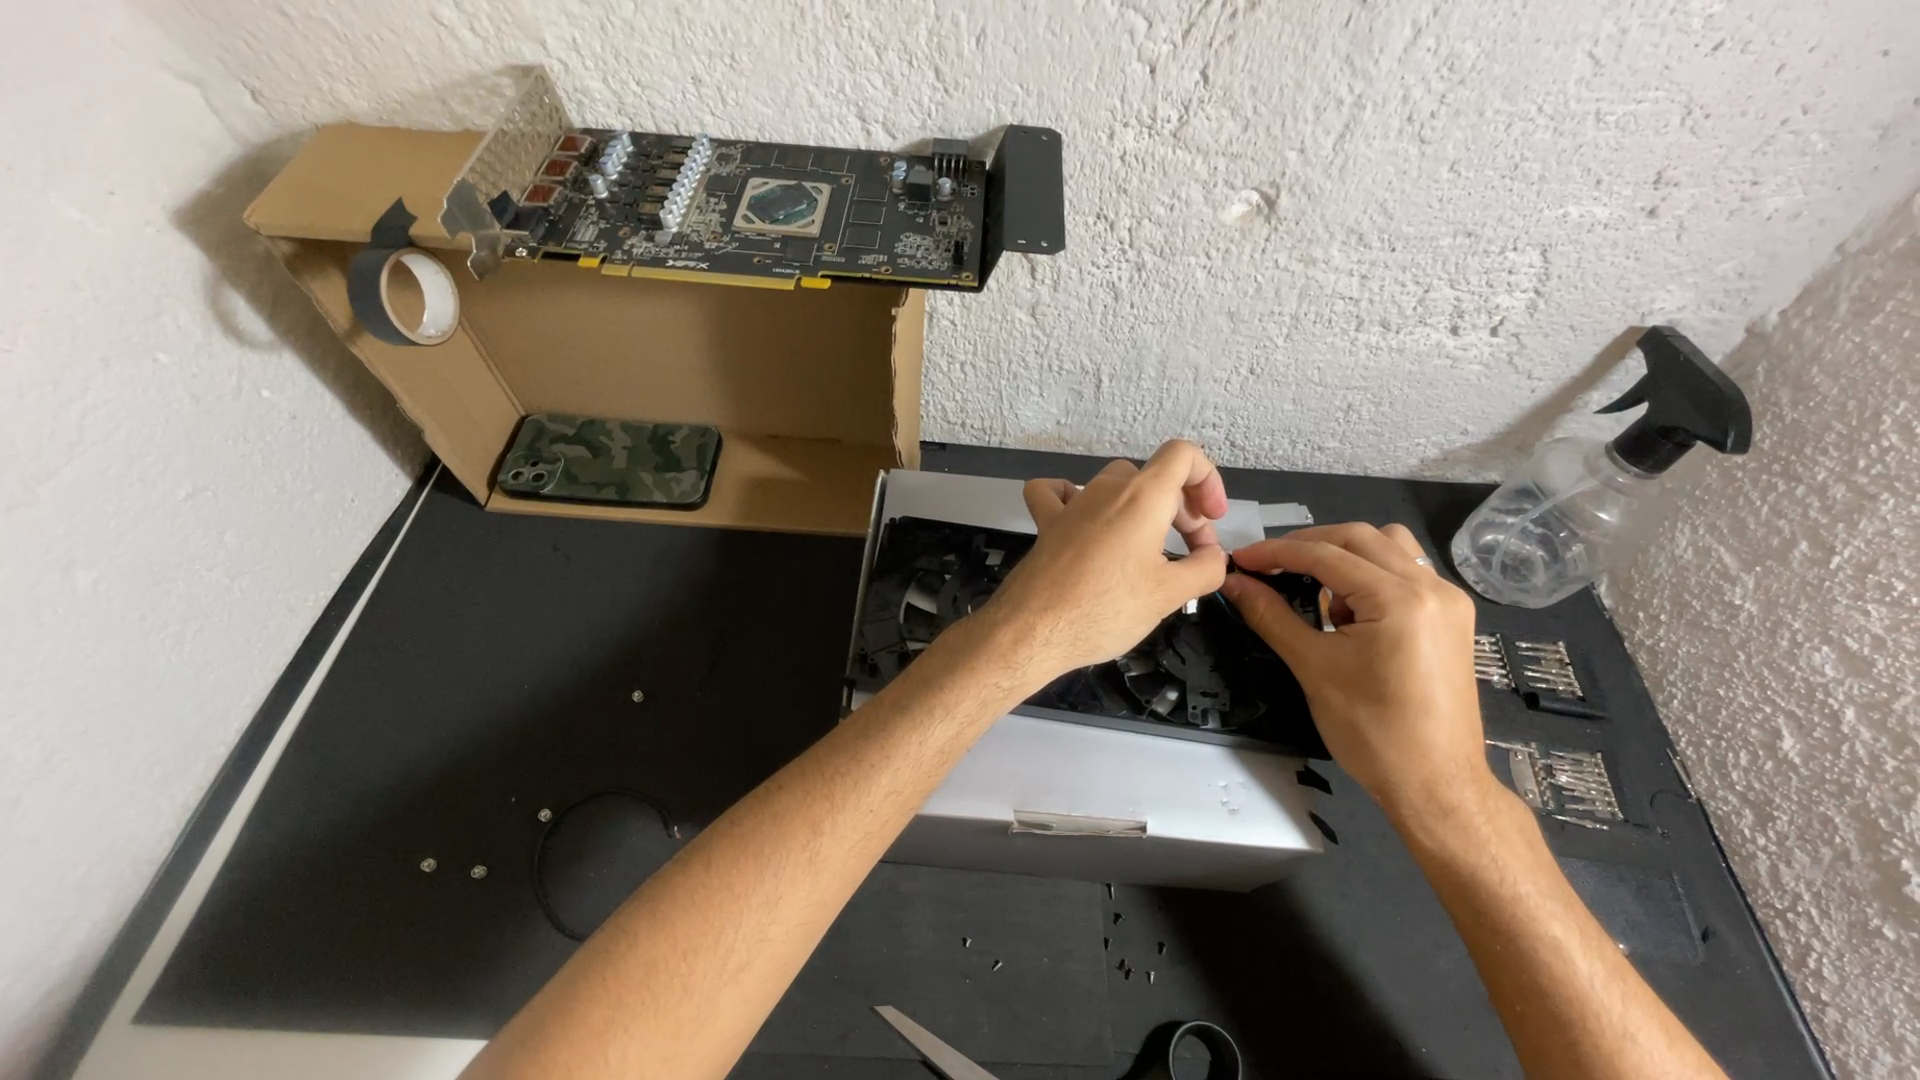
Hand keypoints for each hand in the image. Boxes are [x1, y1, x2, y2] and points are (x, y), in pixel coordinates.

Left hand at [981, 440, 1230, 683]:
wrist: (1034, 630)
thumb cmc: (1105, 609)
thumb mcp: (1170, 594)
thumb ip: (1205, 569)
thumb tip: (1214, 559)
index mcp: (1143, 496)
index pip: (1184, 455)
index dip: (1207, 480)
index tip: (1211, 519)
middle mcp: (1106, 489)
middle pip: (1155, 478)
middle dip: (1182, 510)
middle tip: (1191, 555)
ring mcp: (1071, 504)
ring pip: (1115, 485)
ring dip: (1141, 509)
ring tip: (1149, 548)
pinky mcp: (1046, 524)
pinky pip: (1057, 493)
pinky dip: (1075, 498)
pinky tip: (1083, 520)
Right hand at [1219, 523, 1491, 817]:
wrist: (1435, 783)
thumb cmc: (1371, 731)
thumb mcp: (1313, 667)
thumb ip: (1271, 615)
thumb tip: (1233, 582)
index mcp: (1400, 598)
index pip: (1327, 555)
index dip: (1277, 553)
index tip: (1241, 560)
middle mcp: (1432, 587)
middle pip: (1360, 537)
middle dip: (1308, 545)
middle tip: (1268, 567)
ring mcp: (1449, 600)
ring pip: (1389, 547)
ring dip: (1344, 553)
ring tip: (1313, 586)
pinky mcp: (1452, 617)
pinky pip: (1407, 572)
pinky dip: (1371, 574)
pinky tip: (1349, 608)